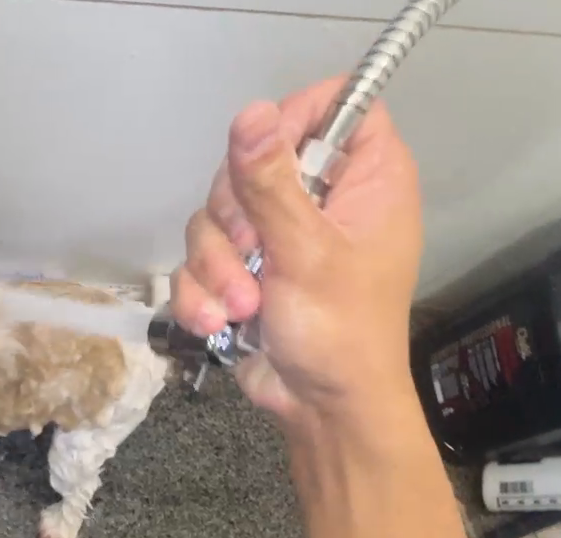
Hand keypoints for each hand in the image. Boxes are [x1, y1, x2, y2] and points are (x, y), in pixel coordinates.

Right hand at [172, 77, 424, 431]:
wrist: (319, 407)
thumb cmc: (339, 330)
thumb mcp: (307, 253)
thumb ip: (273, 185)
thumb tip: (250, 114)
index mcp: (362, 178)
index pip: (331, 107)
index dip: (289, 122)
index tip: (260, 160)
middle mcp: (316, 200)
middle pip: (249, 167)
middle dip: (233, 223)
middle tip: (249, 257)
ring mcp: (272, 240)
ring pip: (213, 223)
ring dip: (215, 271)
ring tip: (238, 310)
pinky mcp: (238, 276)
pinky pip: (197, 266)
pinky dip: (200, 296)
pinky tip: (215, 323)